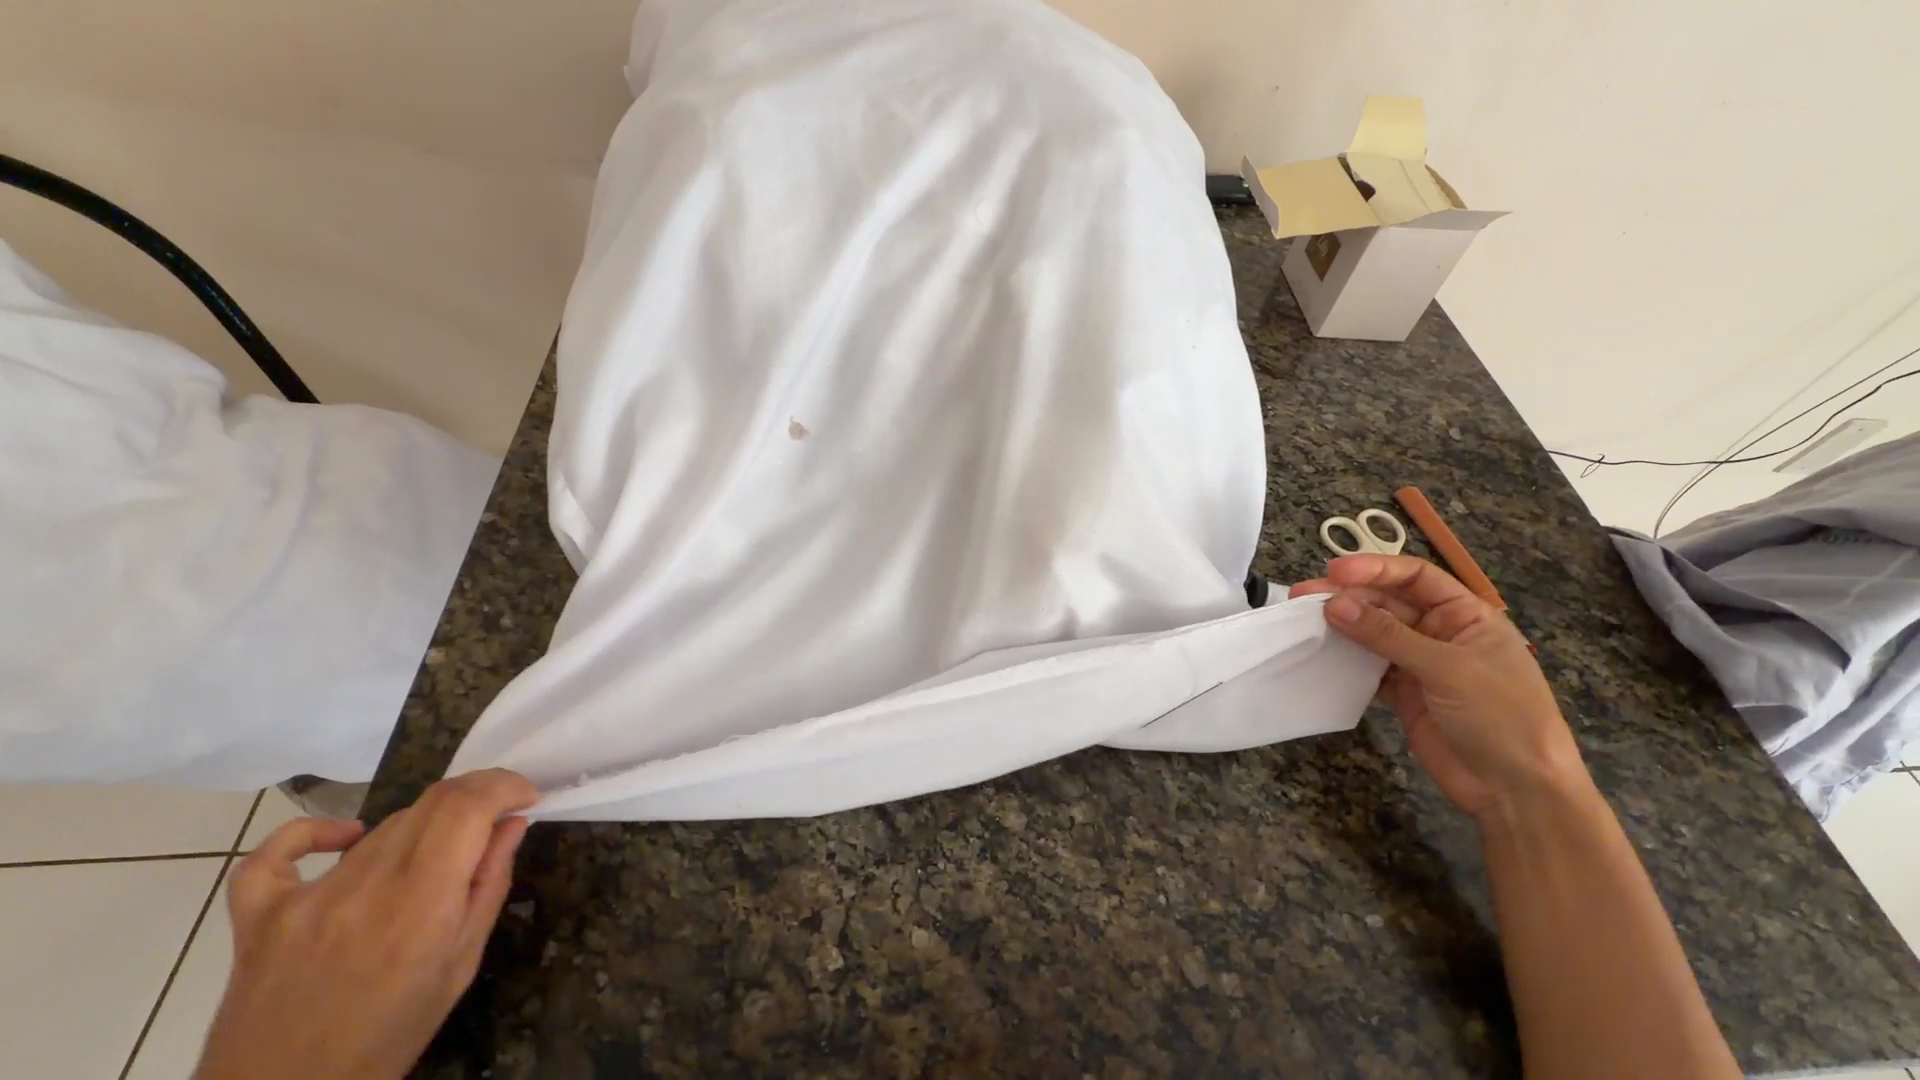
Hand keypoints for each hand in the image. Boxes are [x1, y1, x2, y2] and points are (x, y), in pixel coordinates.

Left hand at [195, 770, 538, 1079]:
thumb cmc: (390, 1037)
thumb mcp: (461, 967)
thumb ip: (488, 888)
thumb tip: (511, 825)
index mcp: (422, 906)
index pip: (466, 807)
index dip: (503, 786)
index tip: (525, 796)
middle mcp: (365, 889)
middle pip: (428, 805)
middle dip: (475, 797)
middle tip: (492, 818)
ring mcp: (306, 898)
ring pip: (381, 828)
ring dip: (422, 827)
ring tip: (432, 859)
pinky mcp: (259, 912)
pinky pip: (279, 852)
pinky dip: (315, 833)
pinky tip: (346, 836)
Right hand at [1291, 554, 1587, 820]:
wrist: (1516, 789)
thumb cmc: (1501, 715)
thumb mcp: (1448, 668)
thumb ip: (1388, 635)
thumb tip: (1334, 605)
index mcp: (1466, 615)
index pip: (1416, 577)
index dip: (1375, 569)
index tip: (1334, 571)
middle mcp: (1441, 633)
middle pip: (1387, 603)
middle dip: (1347, 597)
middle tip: (1302, 596)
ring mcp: (1420, 665)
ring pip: (1372, 634)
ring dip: (1340, 626)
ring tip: (1301, 620)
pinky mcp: (1403, 695)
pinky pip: (1367, 667)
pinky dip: (1344, 660)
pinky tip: (1318, 654)